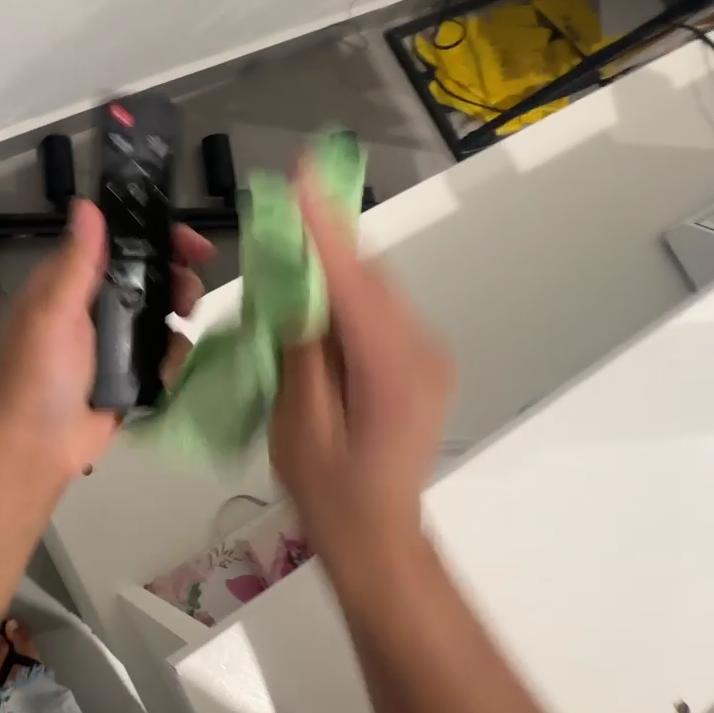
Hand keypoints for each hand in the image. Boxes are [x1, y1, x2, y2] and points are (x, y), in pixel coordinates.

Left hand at [0, 200, 214, 481]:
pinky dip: (173, 354)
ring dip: (179, 316)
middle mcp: (95, 306)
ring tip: (183, 328)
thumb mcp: (55, 311)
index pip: (119, 243)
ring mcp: (115, 340)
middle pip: (149, 276)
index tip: (190, 244)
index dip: (157, 237)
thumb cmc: (39, 373)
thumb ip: (78, 261)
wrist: (37, 446)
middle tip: (191, 295)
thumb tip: (87, 203)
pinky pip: (164, 351)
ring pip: (162, 312)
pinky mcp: (131, 372)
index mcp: (70, 284)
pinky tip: (170, 366)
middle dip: (177, 279)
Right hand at [271, 175, 454, 563]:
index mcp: (391, 372)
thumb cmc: (330, 493)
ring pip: (376, 289)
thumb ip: (304, 355)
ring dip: (335, 264)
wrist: (380, 536)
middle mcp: (421, 352)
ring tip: (293, 240)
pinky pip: (380, 310)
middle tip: (285, 204)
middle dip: (327, 238)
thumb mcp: (300, 427)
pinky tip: (317, 292)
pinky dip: (348, 291)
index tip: (303, 175)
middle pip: (370, 277)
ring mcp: (428, 355)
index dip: (325, 228)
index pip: (354, 284)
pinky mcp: (422, 361)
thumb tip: (298, 294)